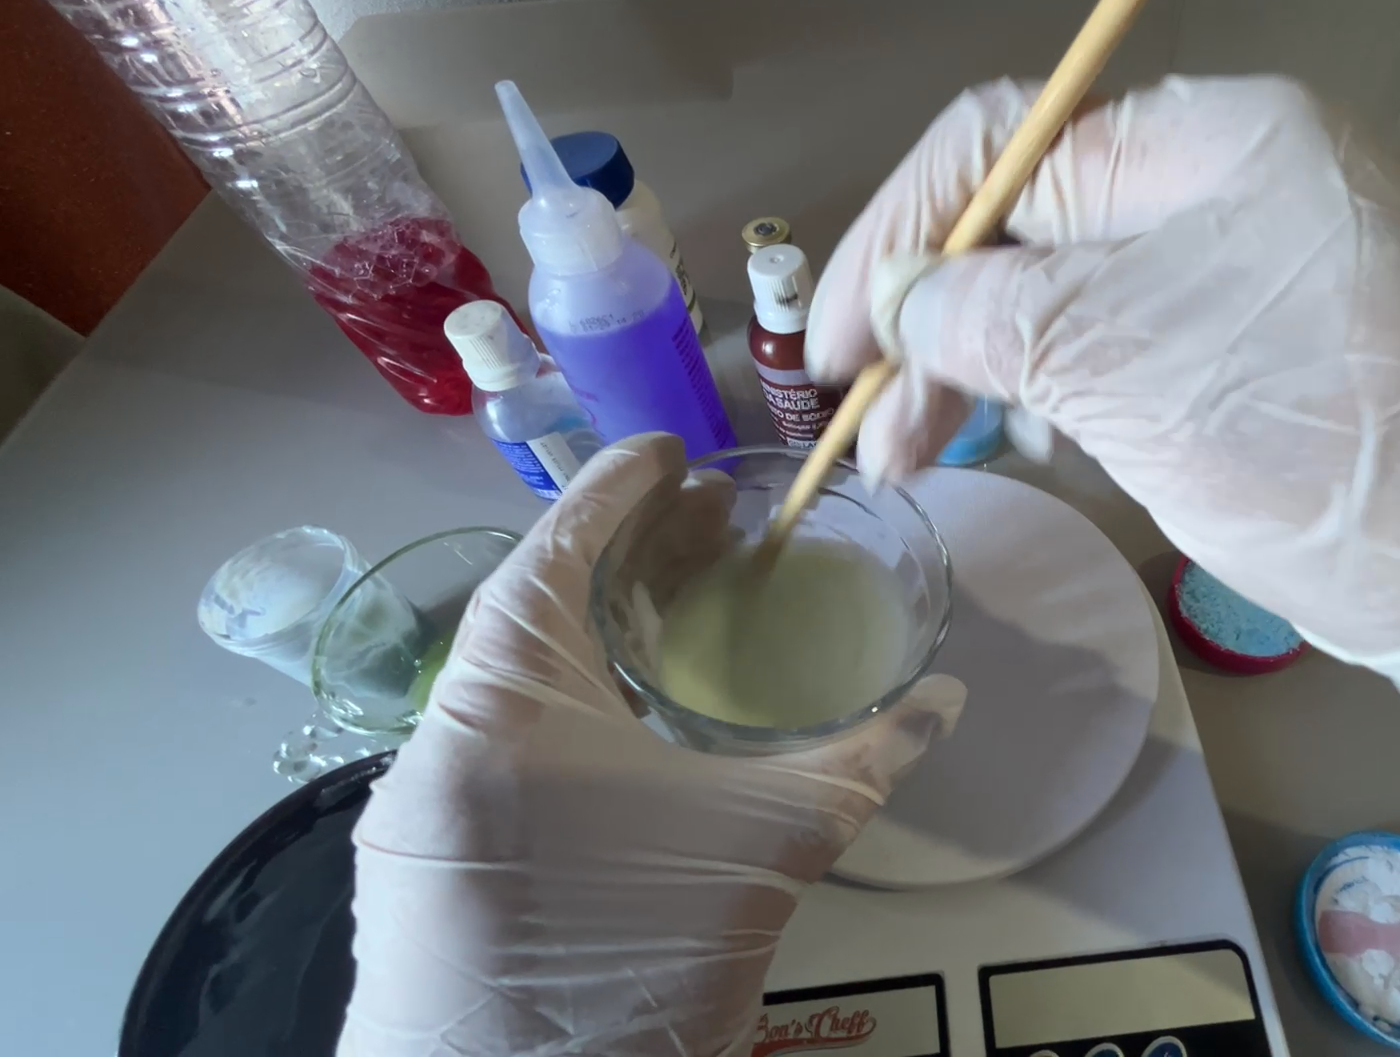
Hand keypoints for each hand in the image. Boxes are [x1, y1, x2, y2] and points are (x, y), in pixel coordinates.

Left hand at [337, 434, 964, 1056]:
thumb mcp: (766, 847)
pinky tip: (649, 682)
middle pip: (546, 598)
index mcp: (507, 711)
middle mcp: (450, 735)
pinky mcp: (447, 838)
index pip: (553, 555)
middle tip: (712, 511)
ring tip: (691, 575)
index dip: (612, 489)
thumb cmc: (637, 965)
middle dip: (633, 542)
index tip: (671, 448)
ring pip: (532, 657)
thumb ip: (863, 762)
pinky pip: (522, 712)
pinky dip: (590, 671)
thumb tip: (948, 701)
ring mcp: (436, 791)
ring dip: (612, 606)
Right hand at [809, 74, 1399, 658]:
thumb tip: (899, 296)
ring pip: (1056, 308)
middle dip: (931, 334)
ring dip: (978, 376)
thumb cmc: (1336, 452)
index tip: (834, 348)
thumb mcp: (1141, 370)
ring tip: (927, 456)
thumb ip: (997, 317)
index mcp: (1198, 152)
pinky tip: (1024, 446)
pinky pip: (1104, 360)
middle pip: (1021, 240)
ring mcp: (1220, 283)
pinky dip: (1046, 402)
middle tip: (873, 438)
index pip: (999, 155)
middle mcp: (1208, 198)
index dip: (894, 239)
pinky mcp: (1229, 360)